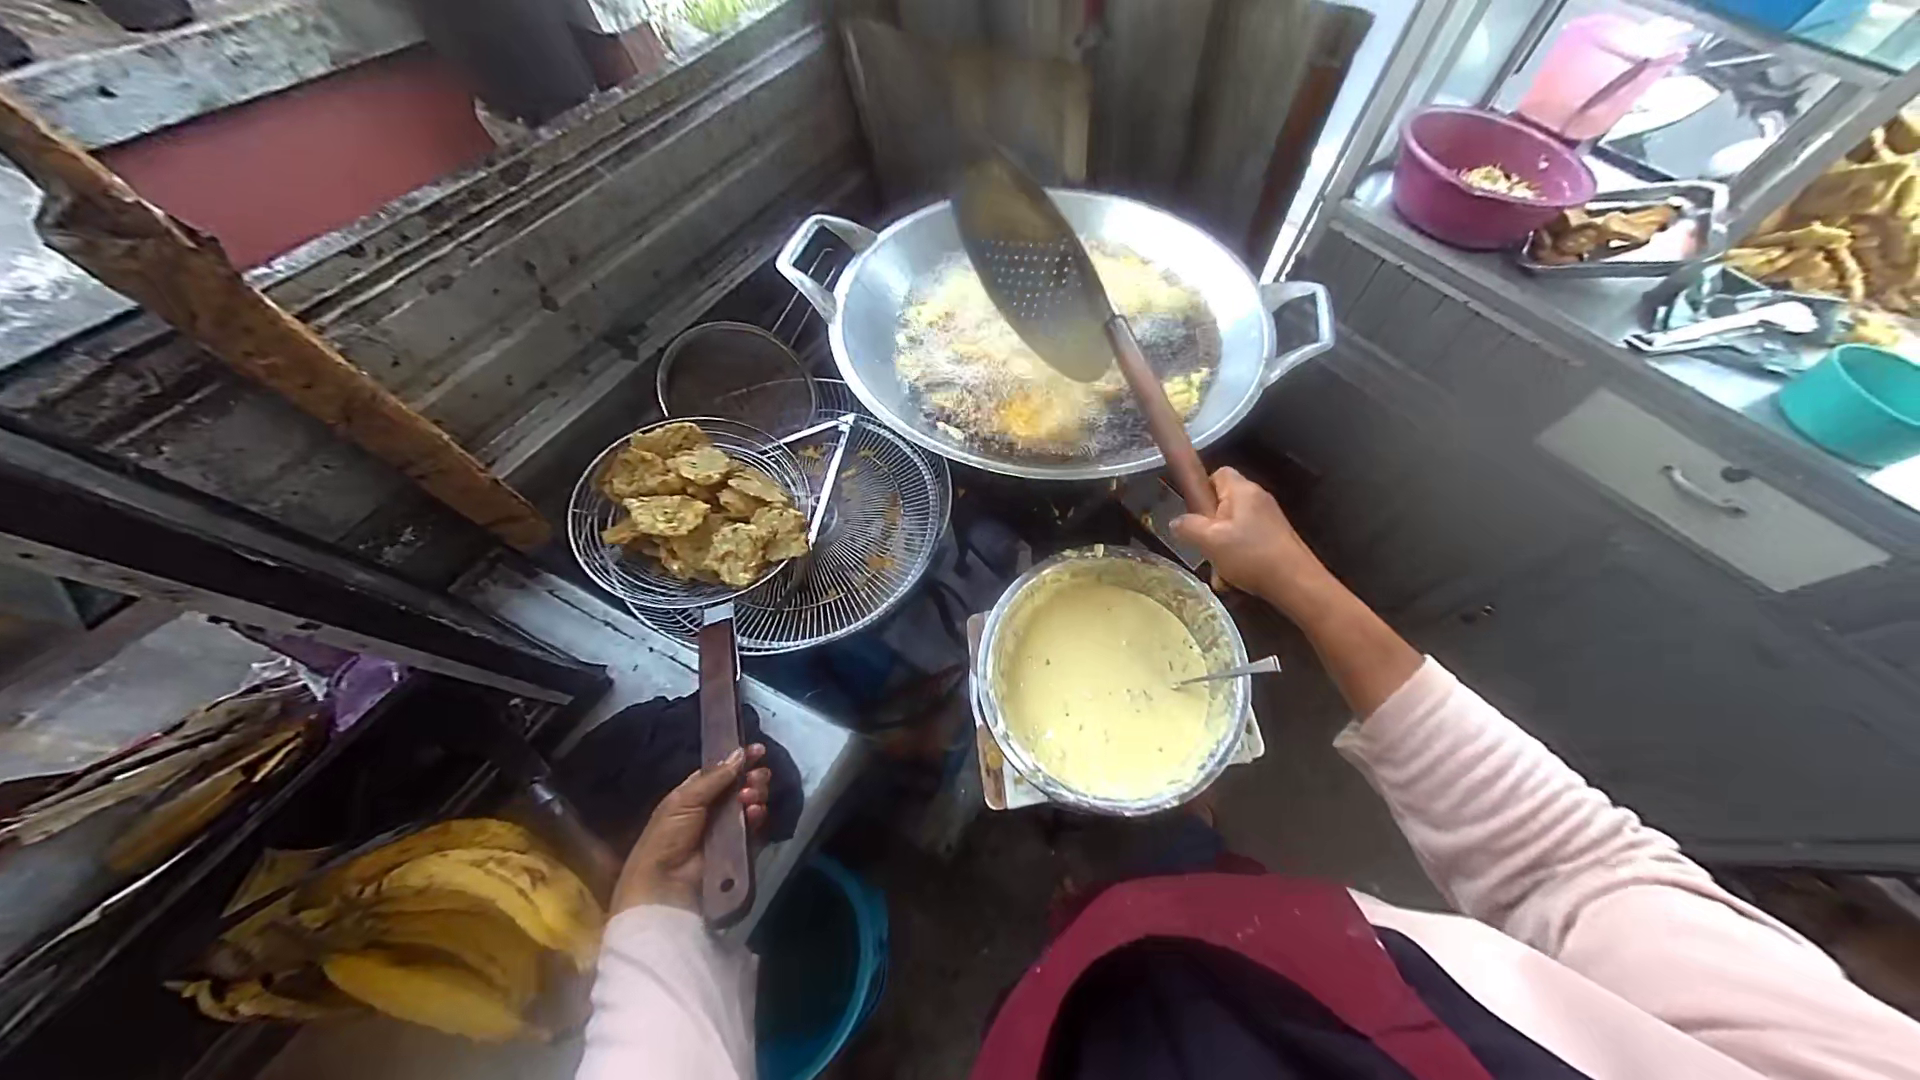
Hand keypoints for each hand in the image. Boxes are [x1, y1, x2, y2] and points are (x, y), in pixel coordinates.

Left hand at [611, 745, 770, 914]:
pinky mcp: (740, 845)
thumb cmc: (667, 838)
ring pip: (752, 801)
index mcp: (695, 793)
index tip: (758, 750)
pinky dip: (757, 816)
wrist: (666, 885)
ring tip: (750, 797)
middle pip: (742, 784)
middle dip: (753, 777)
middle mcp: (714, 807)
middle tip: (756, 777)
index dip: (740, 759)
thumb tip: (740, 752)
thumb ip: (714, 777)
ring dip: (756, 794)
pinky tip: (754, 813)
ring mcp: (728, 827)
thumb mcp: (683, 800)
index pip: (723, 771)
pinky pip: (755, 825)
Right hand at [1171, 467, 1338, 619]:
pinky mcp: (1274, 539)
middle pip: (1222, 503)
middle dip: (1208, 525)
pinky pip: (1244, 542)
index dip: (1201, 488)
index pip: (1217, 473)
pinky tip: (1233, 578)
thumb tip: (1176, 522)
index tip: (1193, 511)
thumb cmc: (1252, 556)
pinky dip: (1235, 558)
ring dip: (1219, 547)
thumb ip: (1187, 527)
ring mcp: (1268, 520)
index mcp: (1243, 491)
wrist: (1297, 584)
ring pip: (1230, 527)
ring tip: (1218, 567)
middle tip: (1203, 543)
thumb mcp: (1210, 541)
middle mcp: (1258, 500)